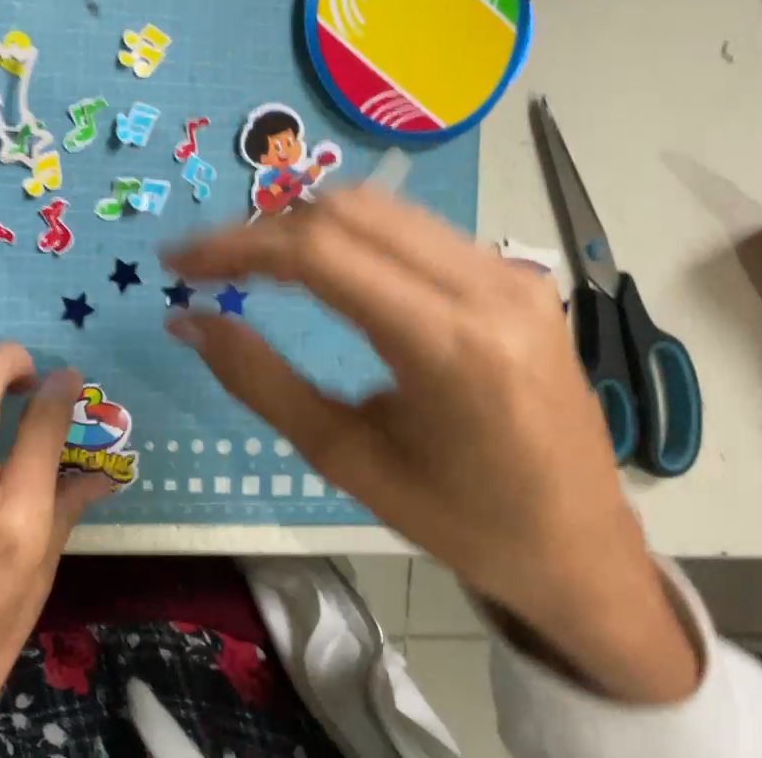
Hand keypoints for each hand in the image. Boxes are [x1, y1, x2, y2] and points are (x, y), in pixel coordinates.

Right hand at [161, 187, 700, 703]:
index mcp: (447, 345)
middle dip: (260, 230)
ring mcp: (511, 275)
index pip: (317, 253)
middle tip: (206, 266)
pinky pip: (412, 228)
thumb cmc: (459, 521)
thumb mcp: (343, 456)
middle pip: (345, 211)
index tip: (176, 263)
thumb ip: (258, 379)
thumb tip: (185, 320)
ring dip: (299, 224)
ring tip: (247, 263)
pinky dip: (346, 234)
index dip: (233, 247)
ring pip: (378, 208)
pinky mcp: (517, 278)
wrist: (585, 552)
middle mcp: (488, 288)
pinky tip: (314, 268)